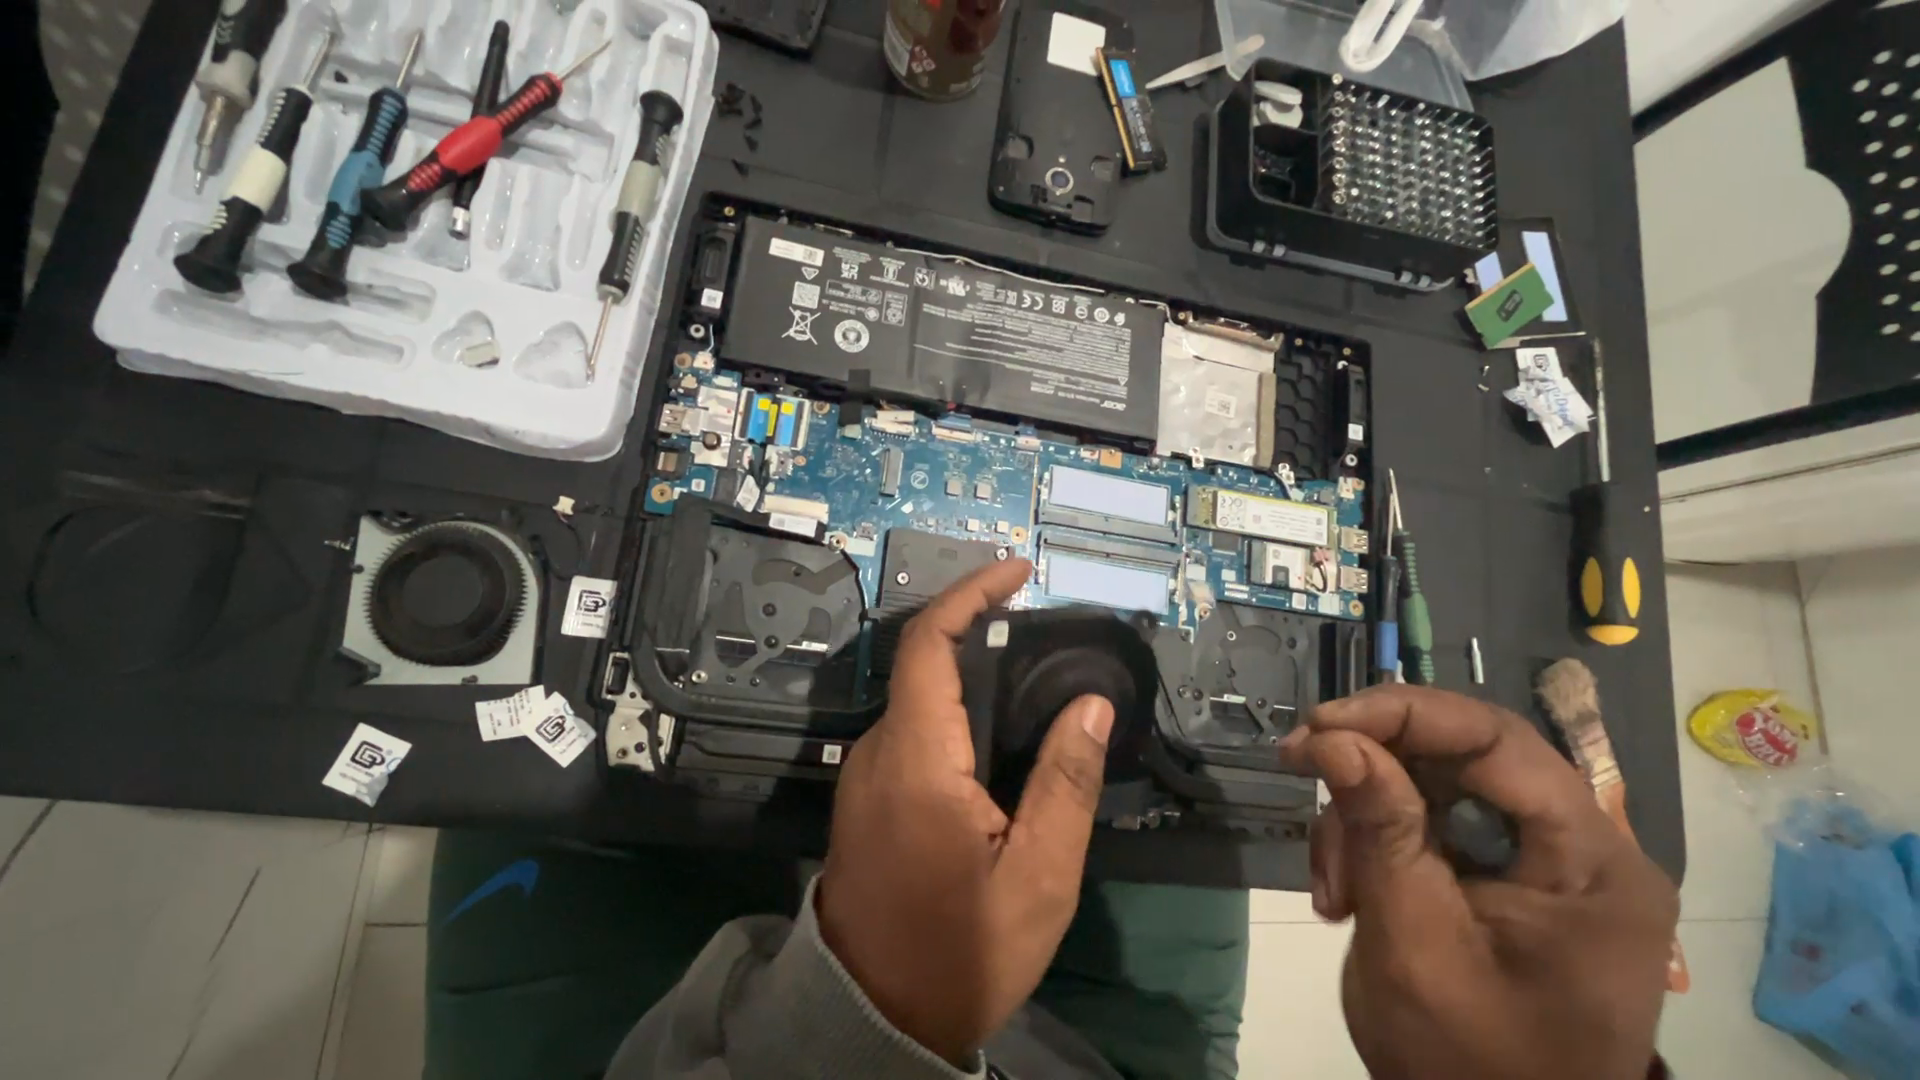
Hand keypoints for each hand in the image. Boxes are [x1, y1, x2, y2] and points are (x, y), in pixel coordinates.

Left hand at [816, 559, 1114, 1065]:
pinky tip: (993, 734)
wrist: (871, 1017)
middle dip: (976, 628)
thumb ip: (1065, 783)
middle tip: (1039, 626)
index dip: (971, 595)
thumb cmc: (960, 950)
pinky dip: (950, 709)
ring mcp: (864, 775)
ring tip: (1029, 675)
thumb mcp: (1038, 877)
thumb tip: (1091, 704)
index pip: (930, 644)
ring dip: (965, 671)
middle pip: (922, 664)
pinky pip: (909, 731)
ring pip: (916, 699)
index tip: (1017, 571)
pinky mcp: (865, 798)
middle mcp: (878, 752)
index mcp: (917, 759)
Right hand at [1282, 684, 1677, 1079]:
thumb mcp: (1414, 944)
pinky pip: (1429, 823)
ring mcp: (1544, 862)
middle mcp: (1581, 846)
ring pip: (1432, 785)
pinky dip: (1374, 844)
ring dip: (1363, 817)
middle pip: (1461, 757)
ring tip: (1332, 888)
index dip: (1401, 715)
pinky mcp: (1507, 876)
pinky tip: (1345, 895)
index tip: (1317, 725)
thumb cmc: (1466, 1060)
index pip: (1497, 741)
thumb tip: (1330, 736)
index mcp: (1592, 862)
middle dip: (1372, 768)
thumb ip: (1379, 831)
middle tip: (1299, 770)